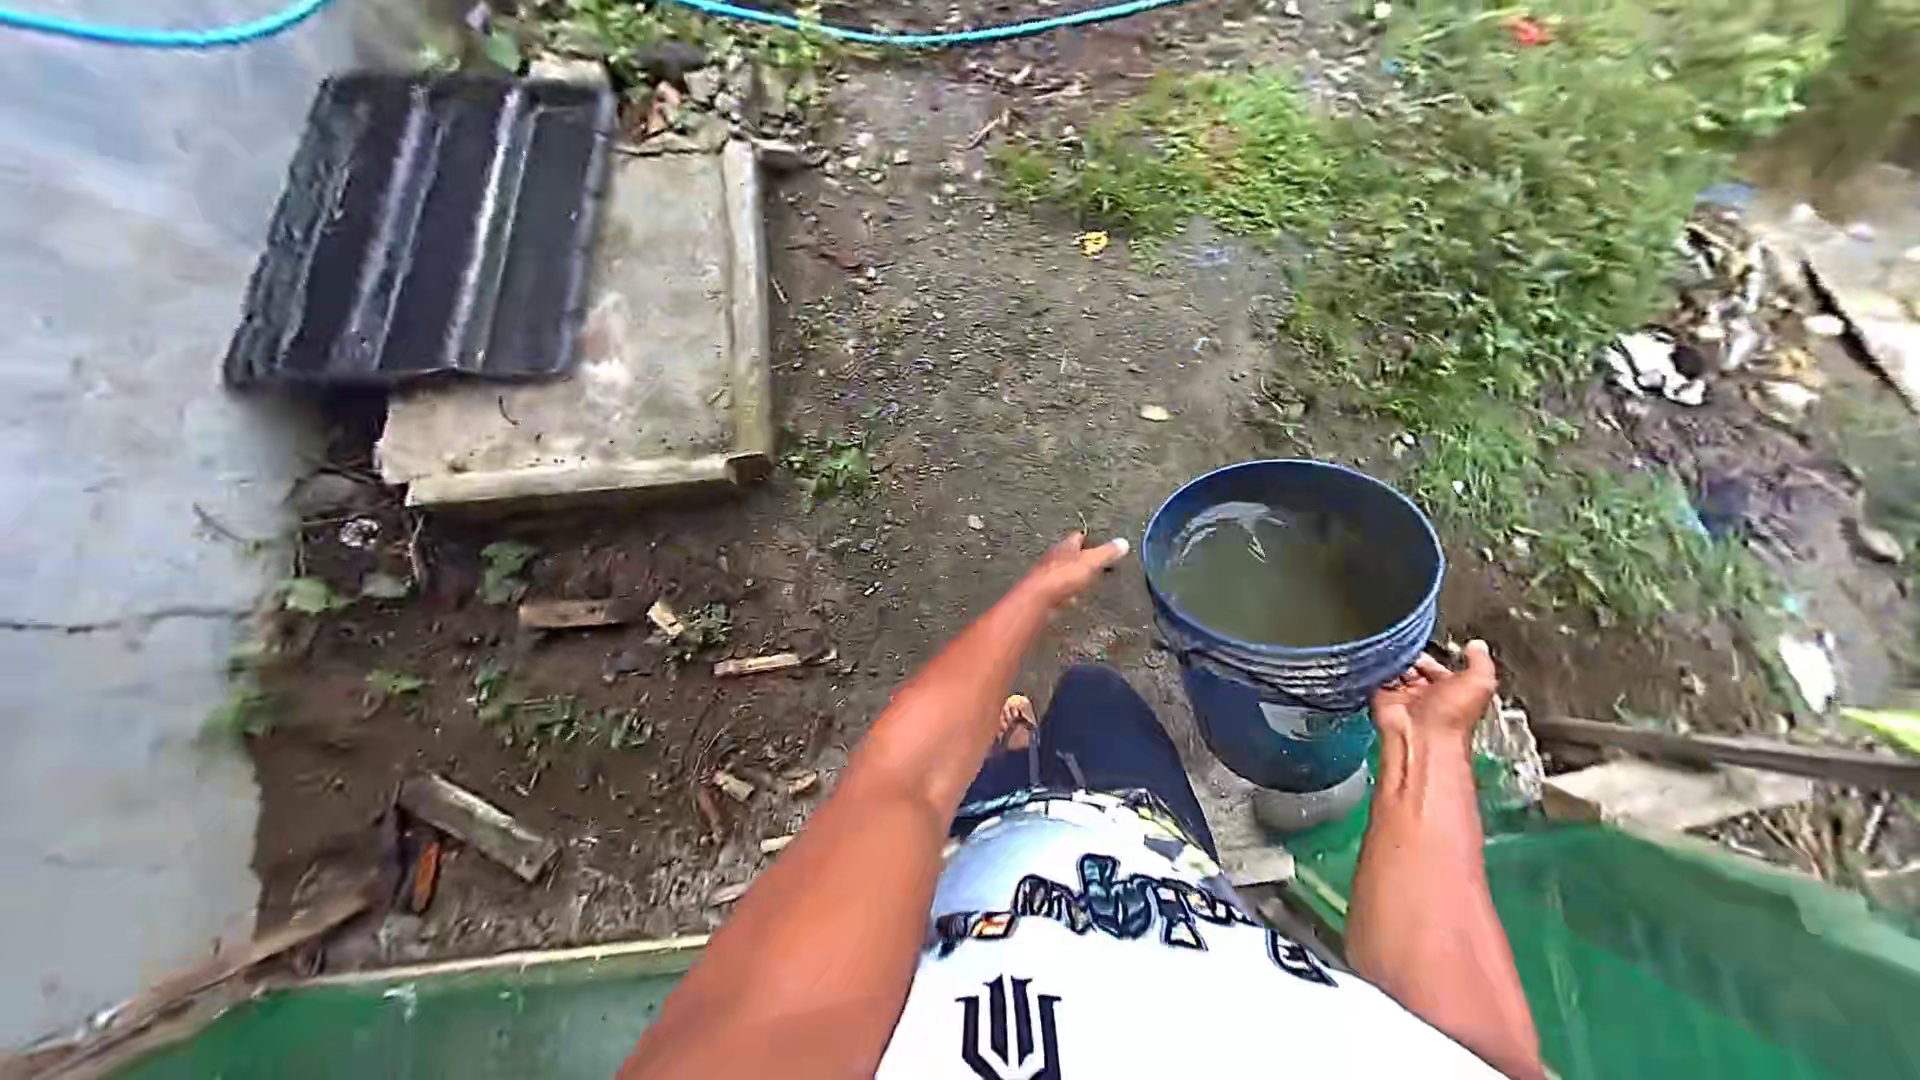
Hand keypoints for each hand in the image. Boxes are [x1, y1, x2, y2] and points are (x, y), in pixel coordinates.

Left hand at [1015, 533, 1129, 609]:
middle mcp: (1054, 558)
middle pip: (1071, 555)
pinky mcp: (1046, 593)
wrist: (1038, 599)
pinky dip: (1069, 592)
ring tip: (1087, 580)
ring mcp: (1049, 576)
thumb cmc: (1063, 576)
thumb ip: (1107, 553)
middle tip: (1095, 562)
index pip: (1078, 537)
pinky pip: (1061, 590)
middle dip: (1083, 558)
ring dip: (1076, 576)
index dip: (1090, 539)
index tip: (1101, 542)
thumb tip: (1123, 543)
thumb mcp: (1091, 561)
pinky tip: (1074, 598)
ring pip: (1065, 572)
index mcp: (1065, 546)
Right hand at [1370, 640, 1496, 741]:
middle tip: (1399, 642)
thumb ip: (1480, 662)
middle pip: (1411, 666)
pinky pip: (1375, 677)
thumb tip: (1478, 644)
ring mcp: (1402, 694)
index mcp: (1449, 689)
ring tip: (1386, 646)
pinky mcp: (1381, 695)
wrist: (1422, 733)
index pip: (1434, 666)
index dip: (1428, 654)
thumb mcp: (1479, 683)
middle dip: (1406, 655)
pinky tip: (1375, 656)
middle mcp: (1424, 691)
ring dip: (1390, 659)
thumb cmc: (1454, 712)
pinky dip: (1374, 667)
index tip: (1418, 641)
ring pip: (1393, 669)